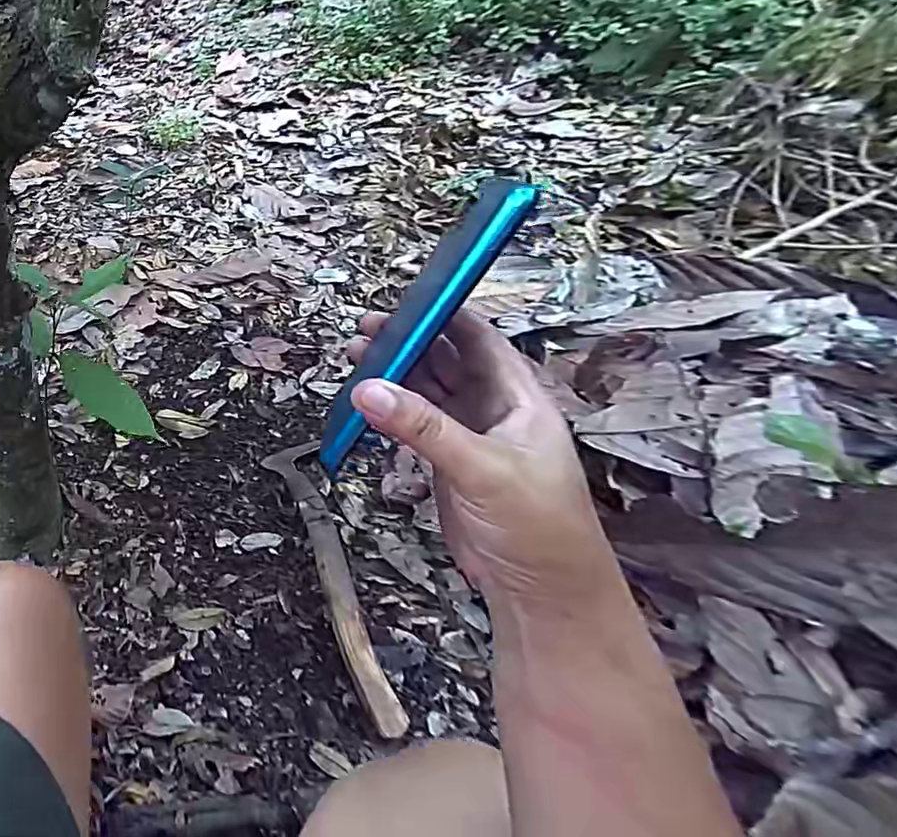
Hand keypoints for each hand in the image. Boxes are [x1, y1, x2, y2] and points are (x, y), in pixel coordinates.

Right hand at [347, 310, 620, 619]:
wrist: (542, 595)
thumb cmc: (538, 527)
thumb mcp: (482, 468)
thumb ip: (423, 427)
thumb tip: (366, 388)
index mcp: (518, 398)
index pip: (479, 340)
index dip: (444, 316)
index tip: (401, 302)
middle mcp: (491, 409)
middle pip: (443, 360)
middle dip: (406, 341)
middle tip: (363, 329)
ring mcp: (466, 435)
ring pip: (423, 390)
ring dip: (391, 372)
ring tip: (354, 356)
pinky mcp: (445, 461)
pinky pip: (411, 422)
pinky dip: (387, 408)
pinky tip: (364, 399)